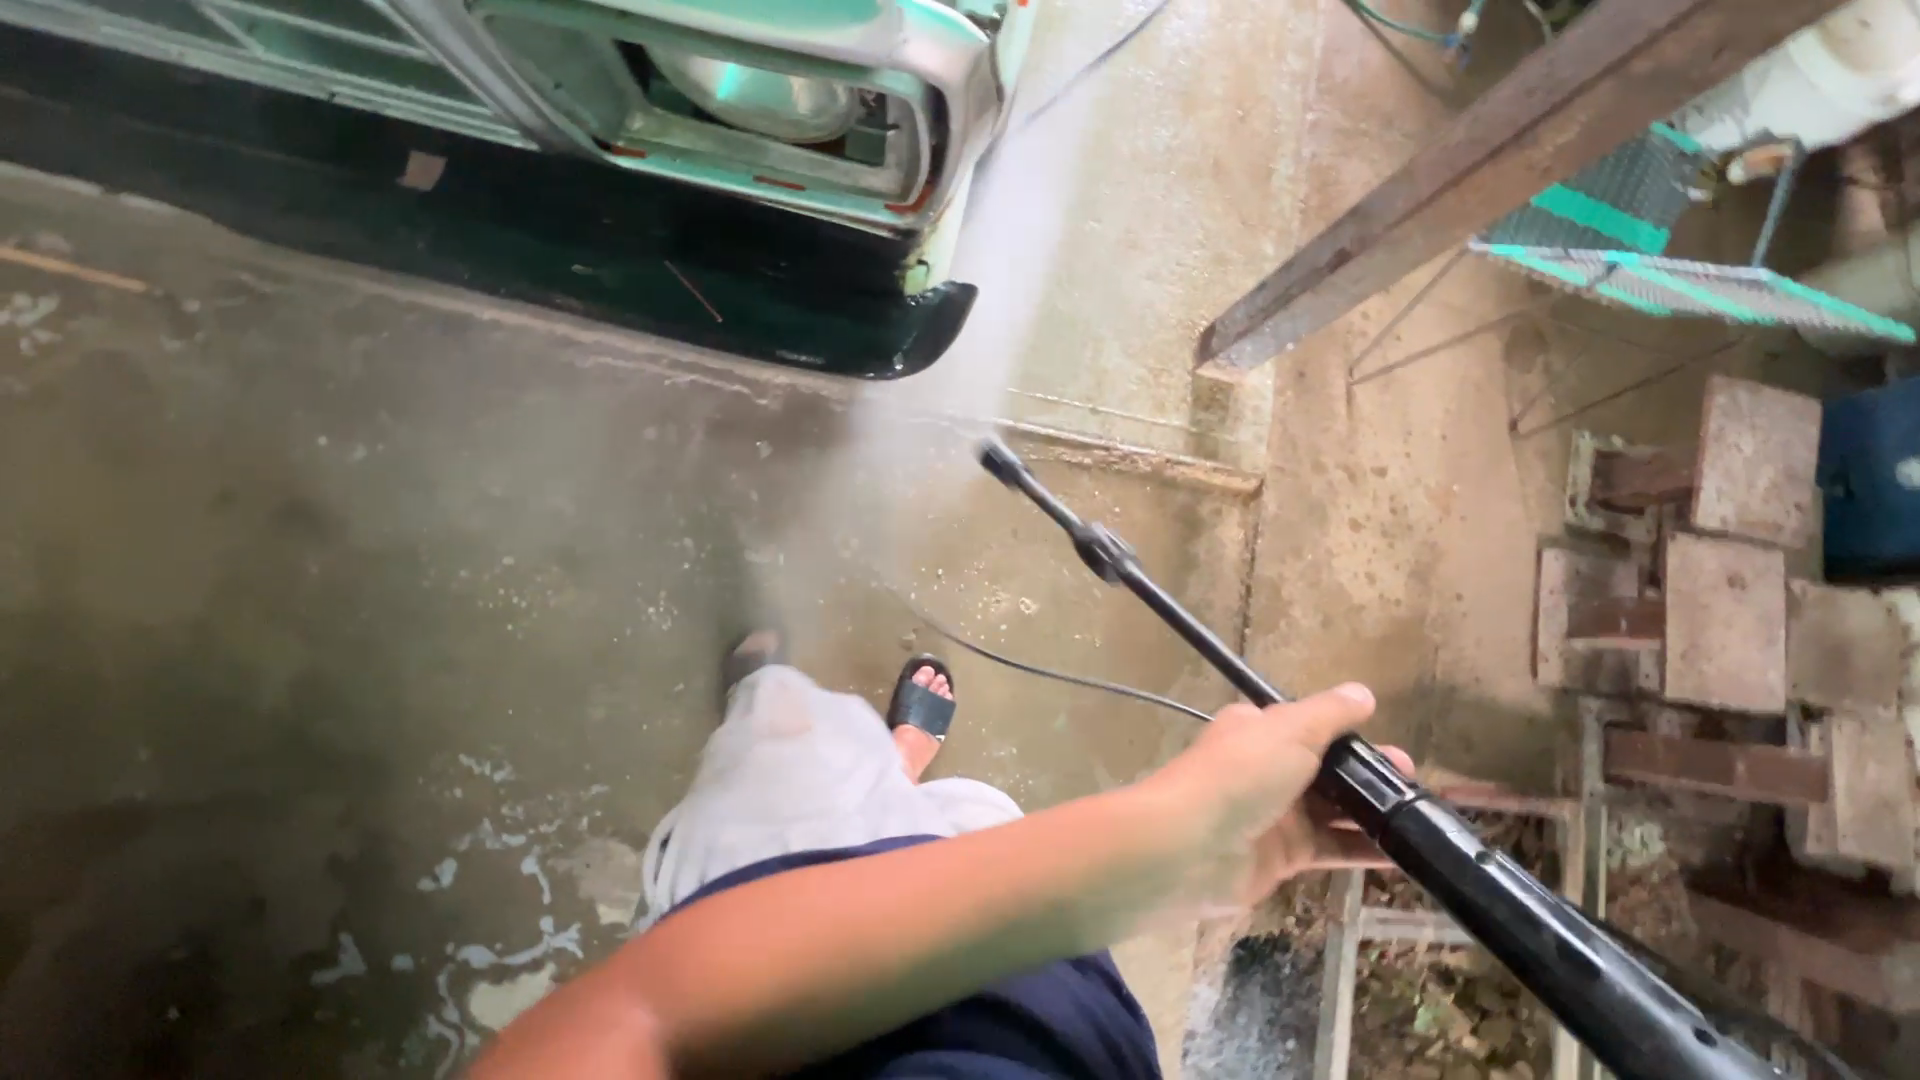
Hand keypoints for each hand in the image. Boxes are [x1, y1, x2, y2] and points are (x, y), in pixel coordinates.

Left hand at [1142, 683, 1412, 908]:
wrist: (1190, 845)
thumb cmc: (1239, 774)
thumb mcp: (1288, 729)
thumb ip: (1329, 713)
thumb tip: (1362, 692)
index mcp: (1257, 730)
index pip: (1308, 727)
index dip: (1349, 736)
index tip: (1391, 749)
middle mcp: (1264, 769)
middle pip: (1325, 770)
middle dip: (1369, 775)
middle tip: (1413, 784)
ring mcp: (1273, 815)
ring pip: (1332, 811)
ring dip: (1373, 813)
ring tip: (1421, 816)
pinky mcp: (1282, 857)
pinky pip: (1332, 849)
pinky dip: (1365, 850)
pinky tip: (1405, 853)